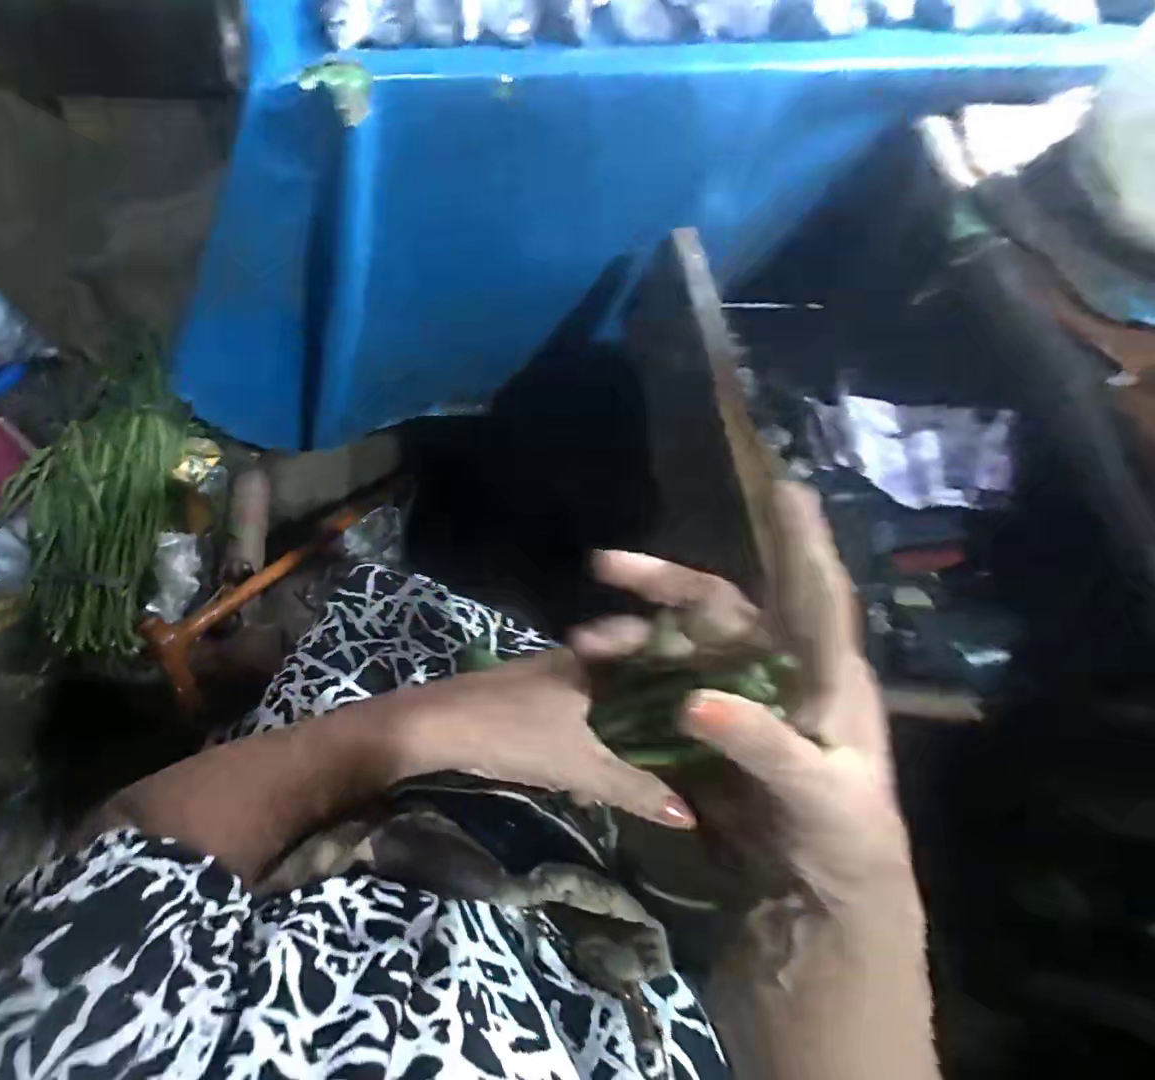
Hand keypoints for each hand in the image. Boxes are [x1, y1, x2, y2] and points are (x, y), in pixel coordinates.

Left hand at [388, 648, 699, 829]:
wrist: (432, 727)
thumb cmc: (511, 735)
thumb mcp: (582, 767)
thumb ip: (637, 789)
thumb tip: (690, 813)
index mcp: (589, 664)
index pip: (650, 655)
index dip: (683, 674)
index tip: (718, 700)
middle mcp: (565, 660)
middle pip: (623, 680)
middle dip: (650, 712)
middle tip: (688, 744)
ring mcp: (536, 675)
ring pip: (592, 698)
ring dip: (613, 728)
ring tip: (645, 763)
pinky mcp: (513, 693)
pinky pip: (565, 710)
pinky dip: (582, 733)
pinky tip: (587, 765)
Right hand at [570, 482, 914, 907]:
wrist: (811, 894)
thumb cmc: (840, 841)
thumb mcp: (814, 799)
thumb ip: (762, 746)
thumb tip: (696, 701)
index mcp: (825, 680)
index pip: (812, 599)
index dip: (801, 542)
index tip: (786, 489)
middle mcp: (774, 672)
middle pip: (718, 608)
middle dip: (662, 582)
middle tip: (604, 565)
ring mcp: (729, 692)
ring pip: (672, 640)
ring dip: (626, 631)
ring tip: (580, 643)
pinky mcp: (695, 716)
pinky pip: (650, 675)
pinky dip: (618, 663)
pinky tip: (586, 660)